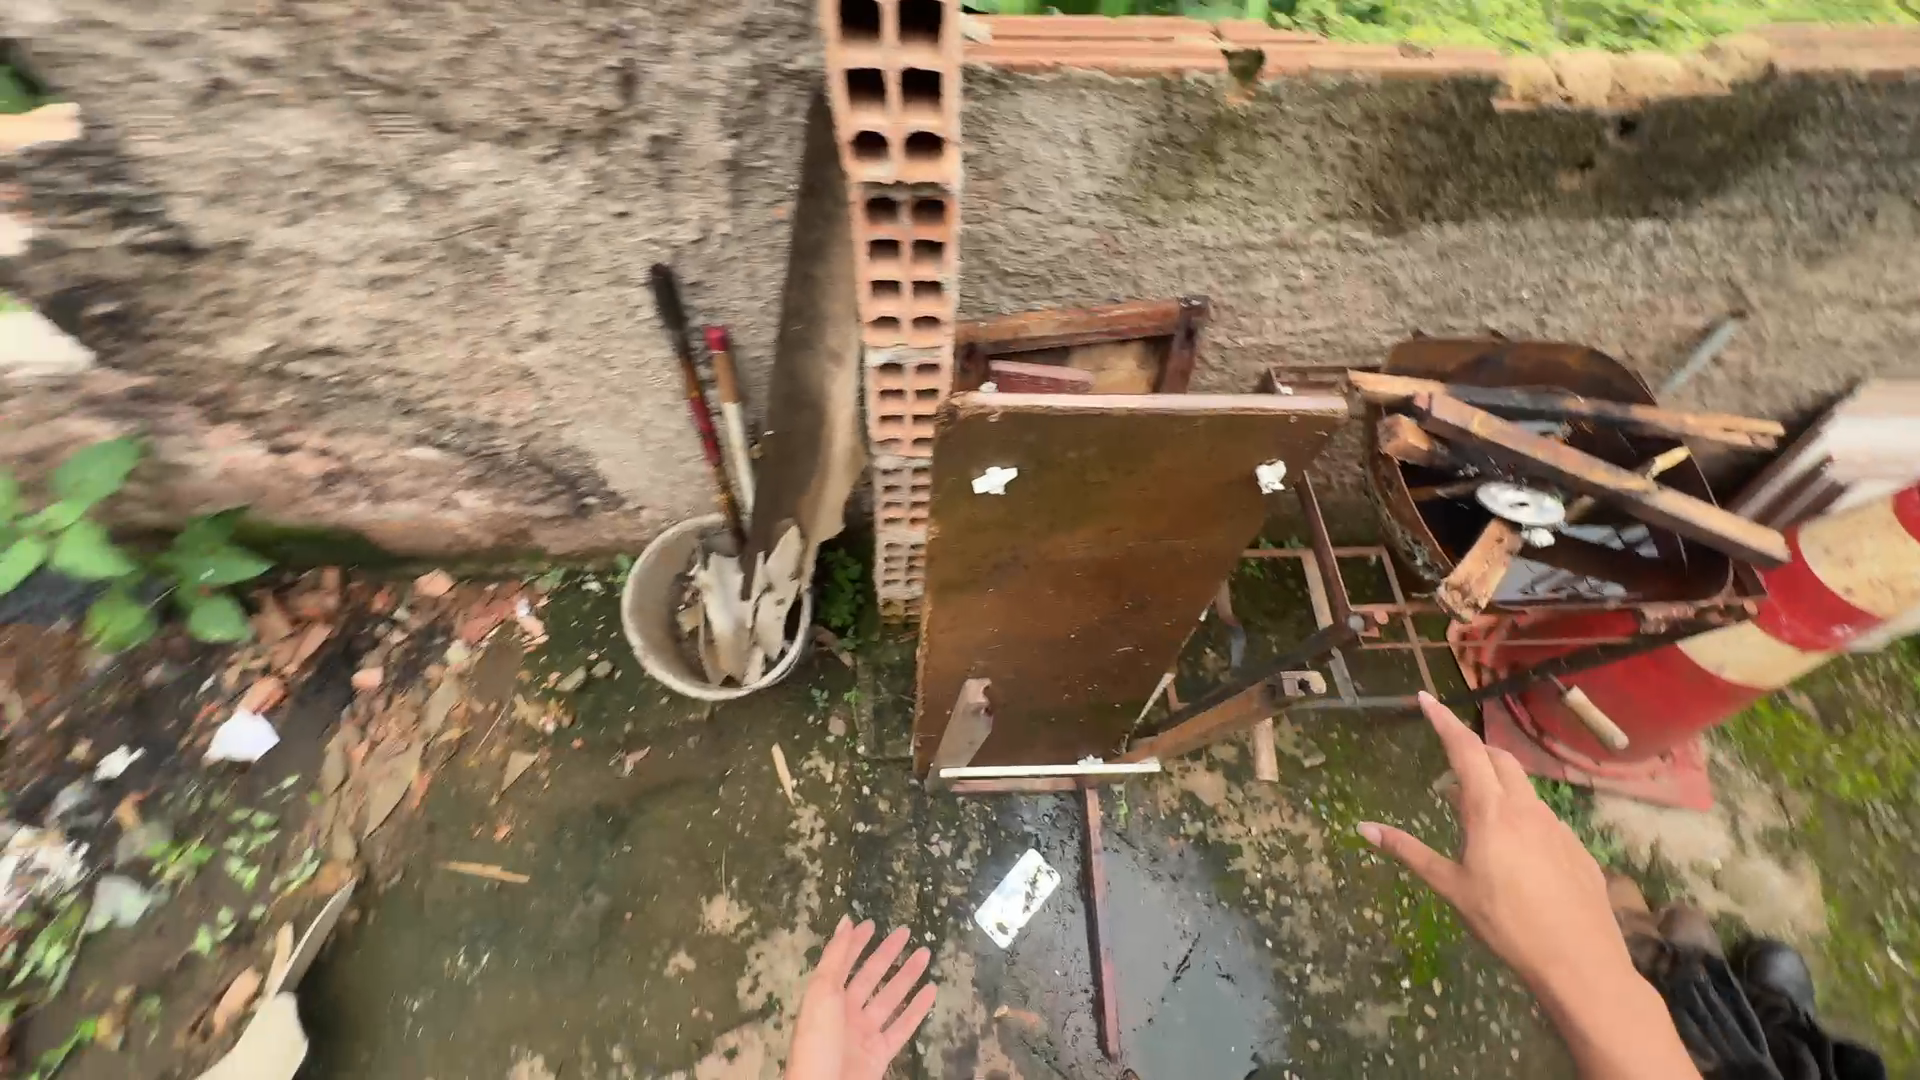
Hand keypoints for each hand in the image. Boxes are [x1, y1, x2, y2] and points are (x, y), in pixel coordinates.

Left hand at [786, 916, 937, 1079]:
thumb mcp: (821, 993)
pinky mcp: (880, 1055)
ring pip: (890, 999)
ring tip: (925, 953)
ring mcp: (864, 1035)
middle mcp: (846, 1013)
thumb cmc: (818, 1041)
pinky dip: (917, 1009)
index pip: (843, 962)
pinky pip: (902, 1027)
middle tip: (906, 932)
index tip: (872, 923)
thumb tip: (846, 921)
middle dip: (887, 954)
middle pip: (870, 977)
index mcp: (827, 997)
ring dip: (907, 976)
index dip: (856, 943)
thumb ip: (836, 956)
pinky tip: (931, 990)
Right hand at [1358, 692, 1630, 996]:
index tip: (1426, 698)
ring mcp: (1557, 828)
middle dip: (1471, 747)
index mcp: (1490, 812)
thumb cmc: (1506, 923)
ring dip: (1495, 781)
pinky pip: (1542, 815)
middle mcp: (1526, 809)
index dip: (1443, 720)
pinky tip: (1511, 846)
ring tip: (1472, 809)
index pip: (1464, 749)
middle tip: (1446, 758)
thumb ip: (1408, 851)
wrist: (1583, 967)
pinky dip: (1518, 811)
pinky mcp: (1578, 850)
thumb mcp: (1450, 887)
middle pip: (1498, 758)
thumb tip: (1362, 828)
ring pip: (1522, 786)